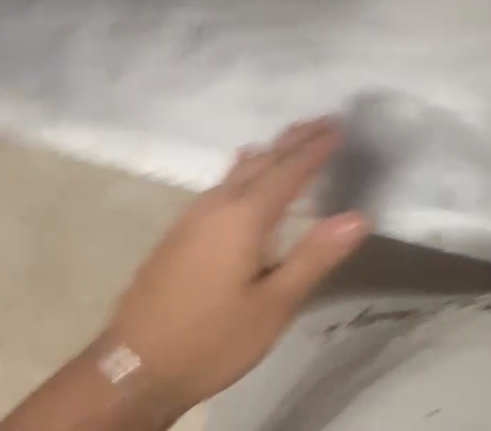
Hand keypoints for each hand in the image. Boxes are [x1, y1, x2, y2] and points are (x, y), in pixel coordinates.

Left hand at [103, 119, 368, 411]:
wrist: (132, 370)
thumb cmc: (211, 340)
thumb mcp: (274, 306)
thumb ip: (315, 257)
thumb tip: (358, 216)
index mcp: (244, 216)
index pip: (289, 170)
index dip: (316, 148)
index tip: (340, 126)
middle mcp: (218, 204)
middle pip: (263, 160)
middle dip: (294, 140)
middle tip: (323, 120)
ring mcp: (194, 216)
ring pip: (240, 169)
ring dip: (271, 151)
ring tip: (292, 139)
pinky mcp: (180, 232)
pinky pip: (224, 182)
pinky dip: (248, 168)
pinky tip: (245, 172)